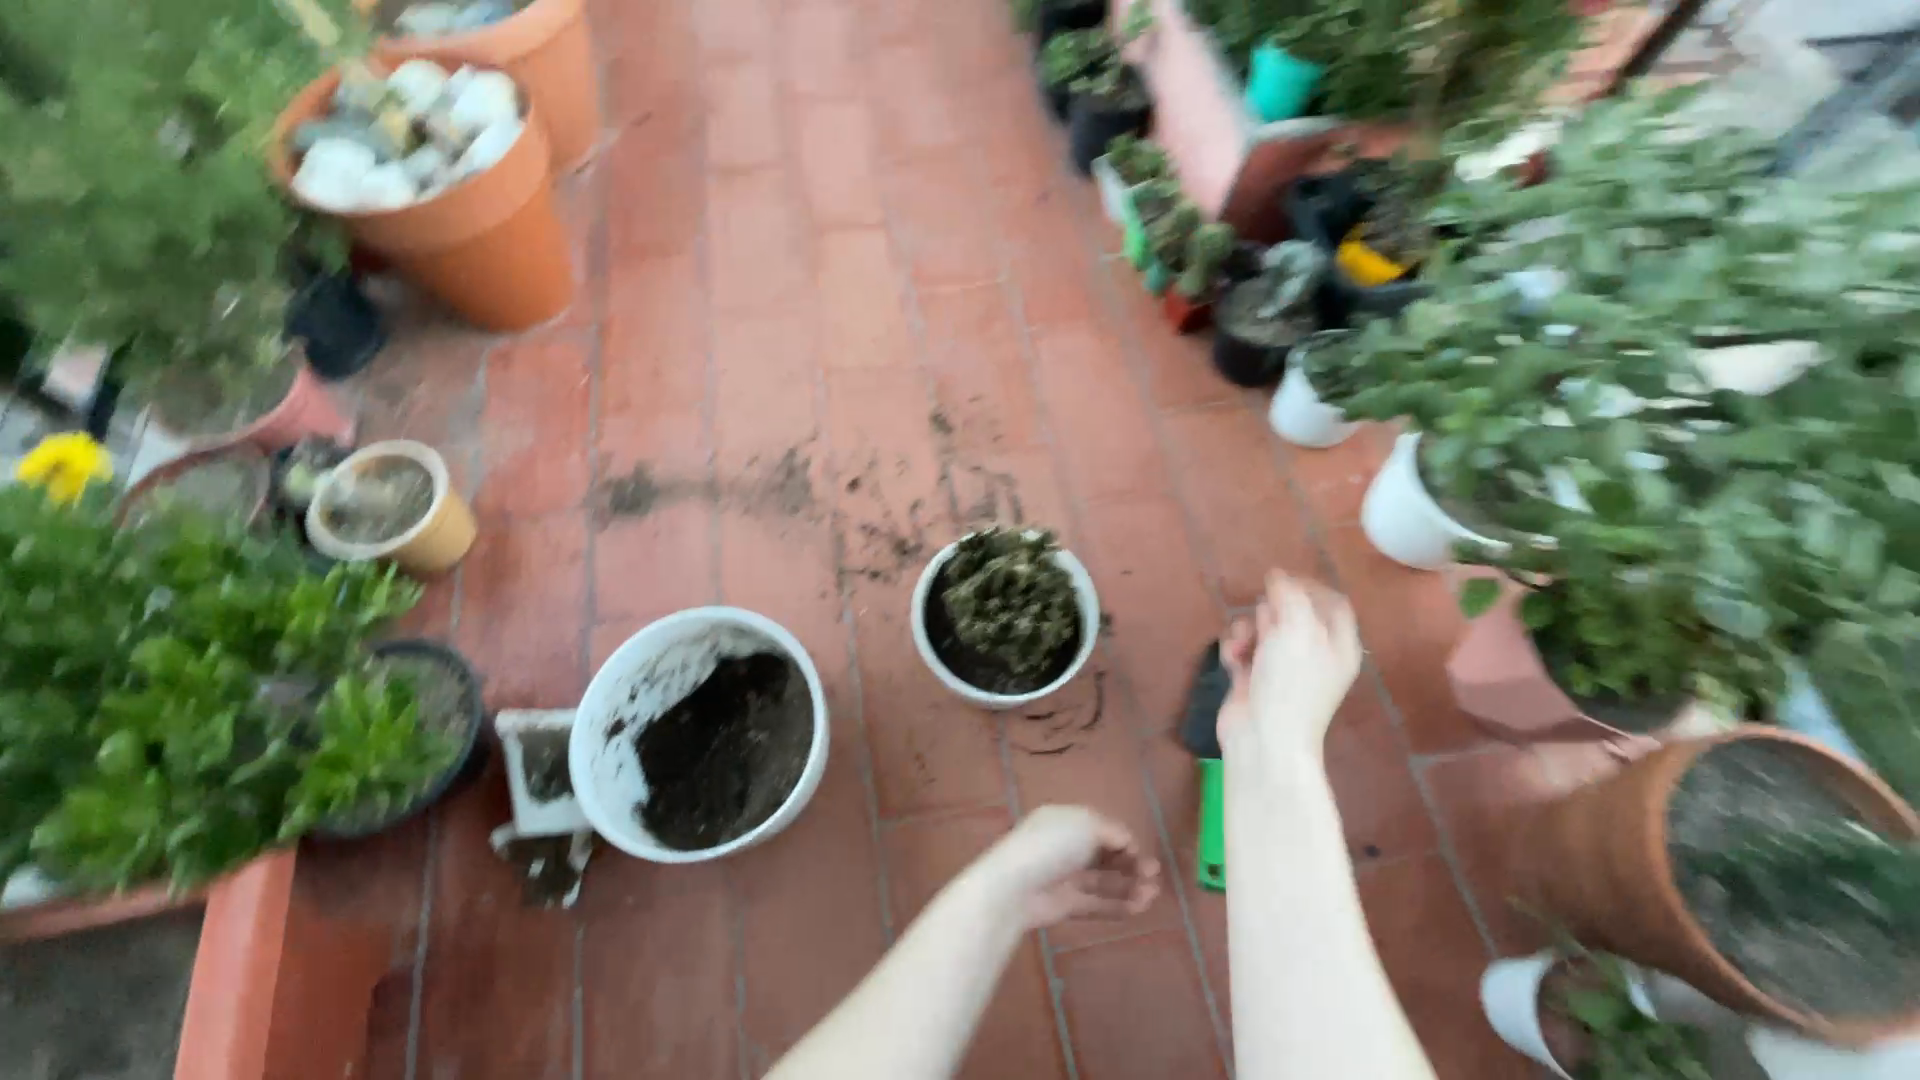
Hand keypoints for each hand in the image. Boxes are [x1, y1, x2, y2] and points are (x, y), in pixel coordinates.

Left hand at [976, 806, 1160, 929]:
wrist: (1015, 886)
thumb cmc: (1051, 845)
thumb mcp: (1087, 825)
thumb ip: (1112, 831)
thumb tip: (1128, 842)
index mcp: (1065, 820)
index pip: (1100, 827)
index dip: (1122, 839)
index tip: (1139, 851)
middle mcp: (1065, 846)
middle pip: (1104, 855)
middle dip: (1130, 863)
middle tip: (1153, 874)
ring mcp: (1064, 876)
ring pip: (1103, 881)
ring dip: (1129, 886)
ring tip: (1152, 894)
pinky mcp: (1065, 904)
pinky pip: (1096, 904)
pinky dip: (1118, 905)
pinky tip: (1139, 908)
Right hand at [1218, 572, 1361, 766]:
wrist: (1263, 737)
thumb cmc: (1290, 683)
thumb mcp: (1297, 630)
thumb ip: (1290, 596)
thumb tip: (1277, 576)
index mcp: (1338, 645)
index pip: (1332, 603)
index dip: (1310, 587)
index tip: (1283, 580)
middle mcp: (1314, 654)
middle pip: (1292, 614)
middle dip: (1270, 611)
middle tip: (1264, 619)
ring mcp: (1284, 668)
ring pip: (1262, 630)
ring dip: (1247, 630)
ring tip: (1242, 644)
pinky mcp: (1254, 679)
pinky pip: (1243, 650)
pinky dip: (1235, 651)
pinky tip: (1232, 660)